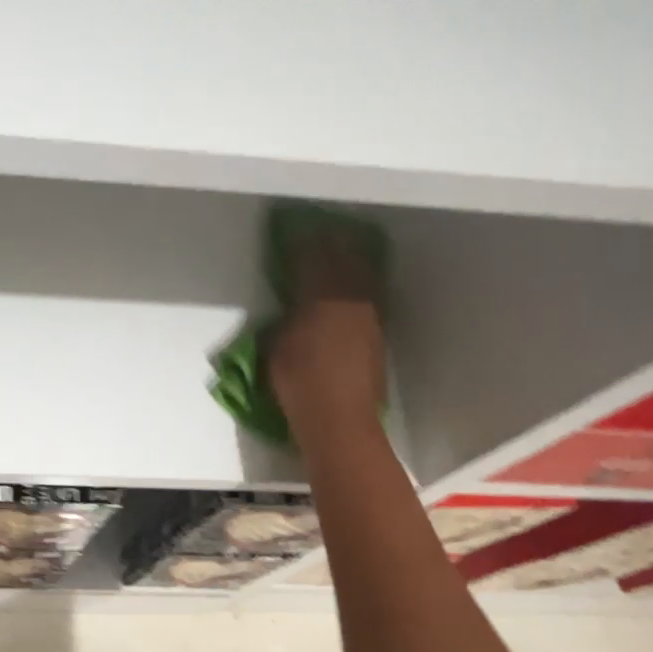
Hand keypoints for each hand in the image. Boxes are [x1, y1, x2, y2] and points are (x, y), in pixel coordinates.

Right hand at [265, 232, 386, 444]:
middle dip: (332, 243)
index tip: (295, 229)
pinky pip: (368, 295)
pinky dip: (359, 283)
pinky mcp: (376, 335)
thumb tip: (288, 311)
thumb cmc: (299, 385)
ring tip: (342, 249)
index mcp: (320, 299)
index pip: (312, 259)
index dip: (303, 243)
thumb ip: (283, 324)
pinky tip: (352, 285)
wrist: (340, 421)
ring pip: (361, 275)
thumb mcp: (276, 351)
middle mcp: (350, 299)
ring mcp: (368, 316)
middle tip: (323, 230)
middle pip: (344, 260)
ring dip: (351, 259)